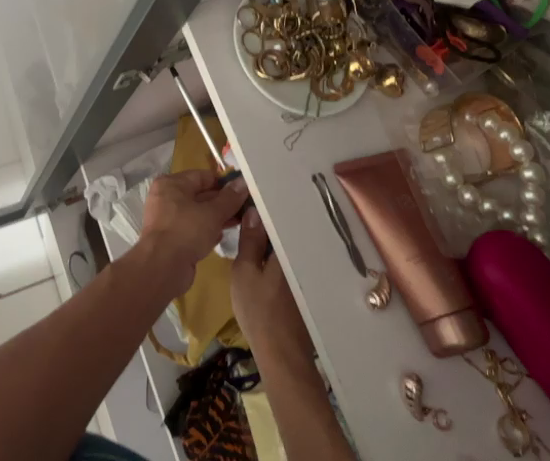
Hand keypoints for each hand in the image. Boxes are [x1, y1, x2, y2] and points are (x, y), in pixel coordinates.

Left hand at [136, 170, 248, 296]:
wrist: (163, 267)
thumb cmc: (186, 231)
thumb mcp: (212, 213)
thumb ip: (229, 198)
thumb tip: (243, 182)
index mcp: (171, 184)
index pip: (203, 177)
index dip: (224, 183)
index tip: (244, 190)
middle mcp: (166, 198)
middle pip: (200, 195)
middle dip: (223, 202)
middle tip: (247, 208)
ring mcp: (168, 219)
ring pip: (198, 214)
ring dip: (217, 217)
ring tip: (240, 221)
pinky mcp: (172, 238)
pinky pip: (193, 229)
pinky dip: (206, 231)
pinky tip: (222, 235)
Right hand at [230, 213, 314, 365]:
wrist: (281, 353)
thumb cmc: (259, 310)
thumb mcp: (244, 272)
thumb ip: (250, 240)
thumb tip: (253, 210)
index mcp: (287, 249)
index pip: (277, 217)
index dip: (262, 206)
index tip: (246, 197)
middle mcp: (301, 256)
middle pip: (284, 230)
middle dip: (268, 220)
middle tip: (245, 211)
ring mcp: (305, 272)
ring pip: (287, 246)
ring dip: (273, 237)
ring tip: (253, 228)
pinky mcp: (304, 286)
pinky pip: (291, 260)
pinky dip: (279, 254)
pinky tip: (266, 256)